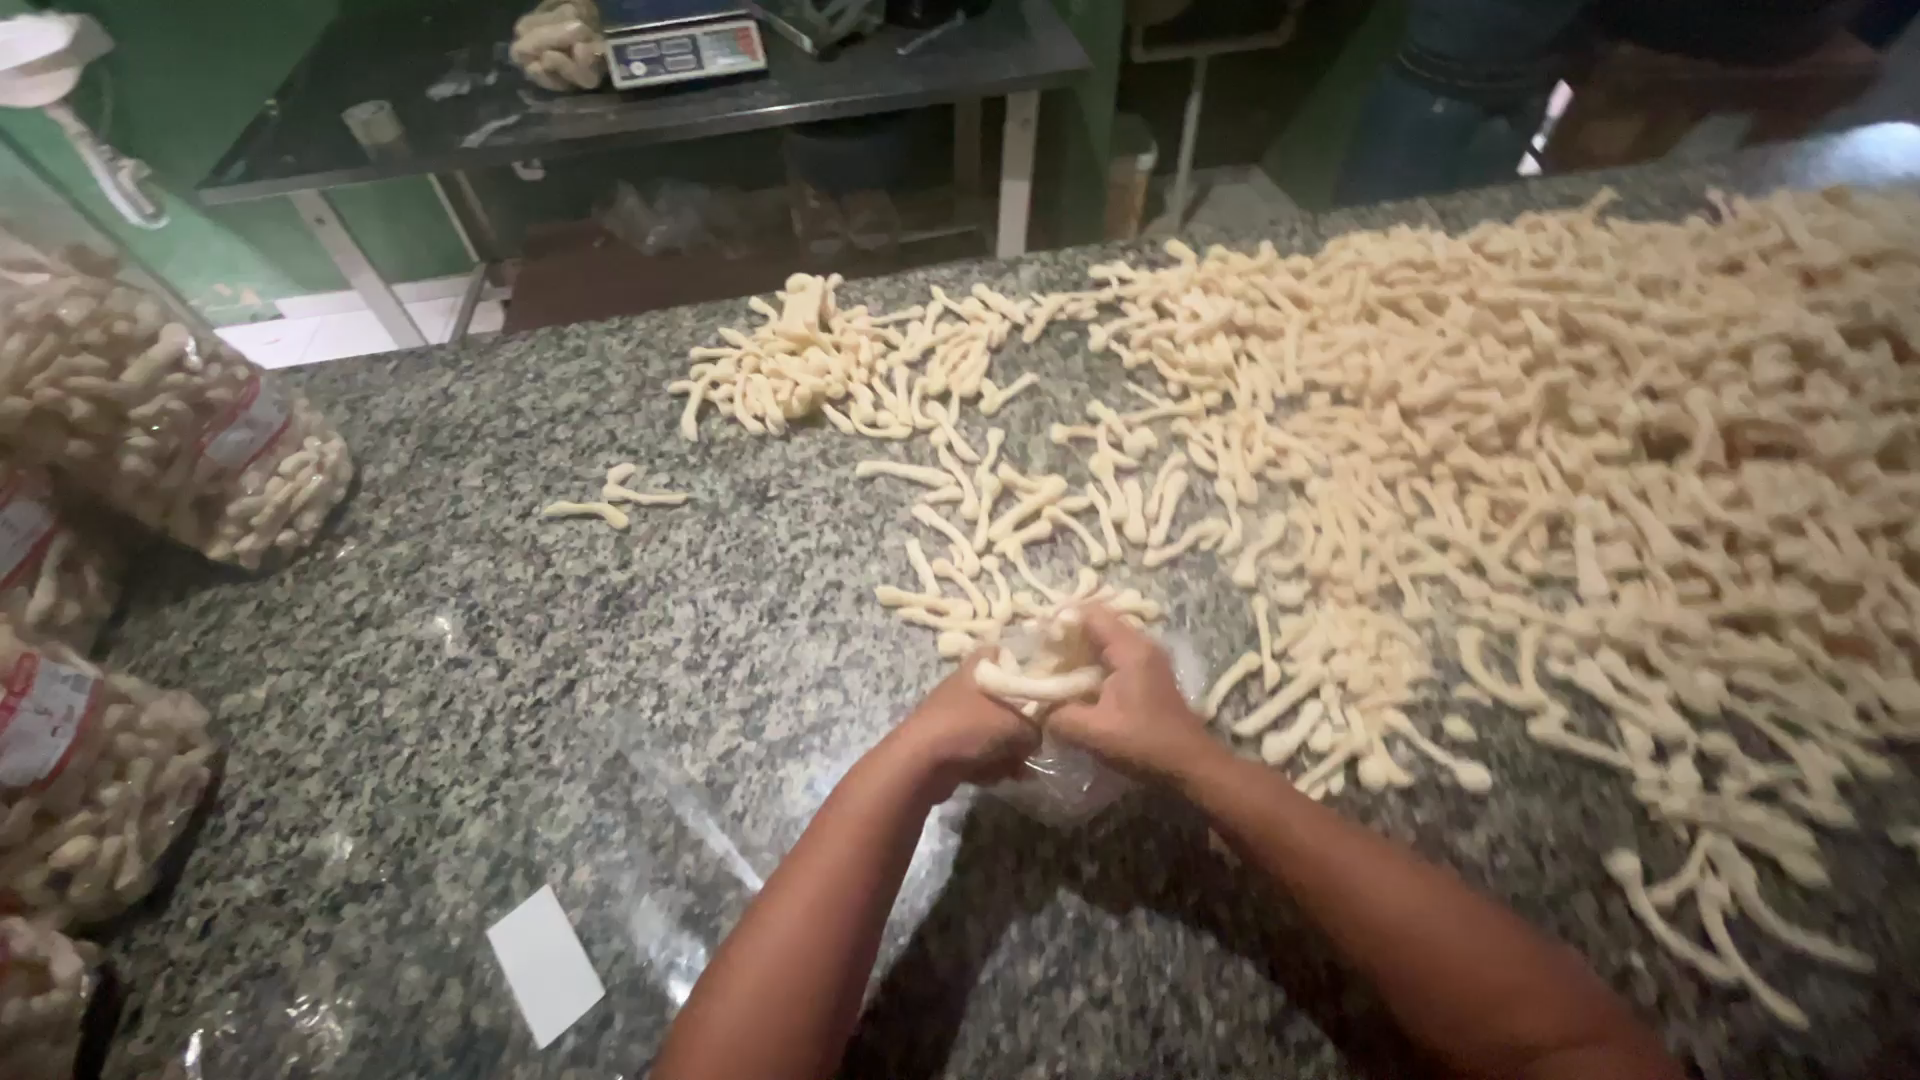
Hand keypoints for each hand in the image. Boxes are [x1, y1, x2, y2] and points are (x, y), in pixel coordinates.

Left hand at [894, 650, 1039, 794]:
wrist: (919, 763)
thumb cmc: (968, 728)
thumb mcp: (1014, 724)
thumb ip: (1035, 728)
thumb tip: (1038, 737)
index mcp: (976, 670)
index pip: (1002, 654)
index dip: (1023, 668)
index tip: (1041, 688)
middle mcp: (964, 689)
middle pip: (1003, 698)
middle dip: (1020, 723)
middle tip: (1033, 739)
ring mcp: (955, 717)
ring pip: (993, 729)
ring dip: (1008, 750)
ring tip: (1017, 767)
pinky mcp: (949, 745)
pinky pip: (980, 751)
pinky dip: (991, 763)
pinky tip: (1000, 777)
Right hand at [1048, 605, 1214, 780]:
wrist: (1191, 766)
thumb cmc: (1144, 745)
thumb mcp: (1093, 733)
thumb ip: (1059, 715)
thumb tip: (1039, 707)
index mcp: (1130, 650)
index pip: (1090, 613)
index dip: (1061, 619)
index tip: (1036, 635)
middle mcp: (1142, 644)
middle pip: (1099, 621)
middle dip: (1067, 633)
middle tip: (1040, 650)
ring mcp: (1148, 657)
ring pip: (1107, 637)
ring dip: (1080, 647)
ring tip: (1053, 663)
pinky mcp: (1149, 672)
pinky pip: (1115, 652)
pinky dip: (1094, 659)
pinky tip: (1076, 678)